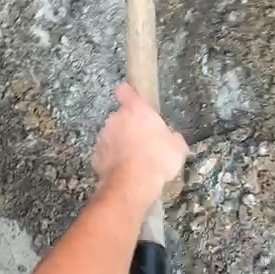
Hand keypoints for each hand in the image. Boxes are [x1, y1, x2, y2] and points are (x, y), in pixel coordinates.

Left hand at [91, 83, 188, 202]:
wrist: (134, 182)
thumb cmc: (158, 158)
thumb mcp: (178, 147)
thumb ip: (174, 138)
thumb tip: (174, 139)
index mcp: (136, 110)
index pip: (125, 91)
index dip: (128, 94)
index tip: (131, 99)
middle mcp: (116, 119)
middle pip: (120, 117)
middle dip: (129, 127)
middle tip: (143, 142)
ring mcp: (104, 137)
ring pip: (112, 136)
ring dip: (120, 144)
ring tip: (134, 160)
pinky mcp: (96, 156)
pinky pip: (106, 154)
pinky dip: (113, 160)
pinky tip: (125, 170)